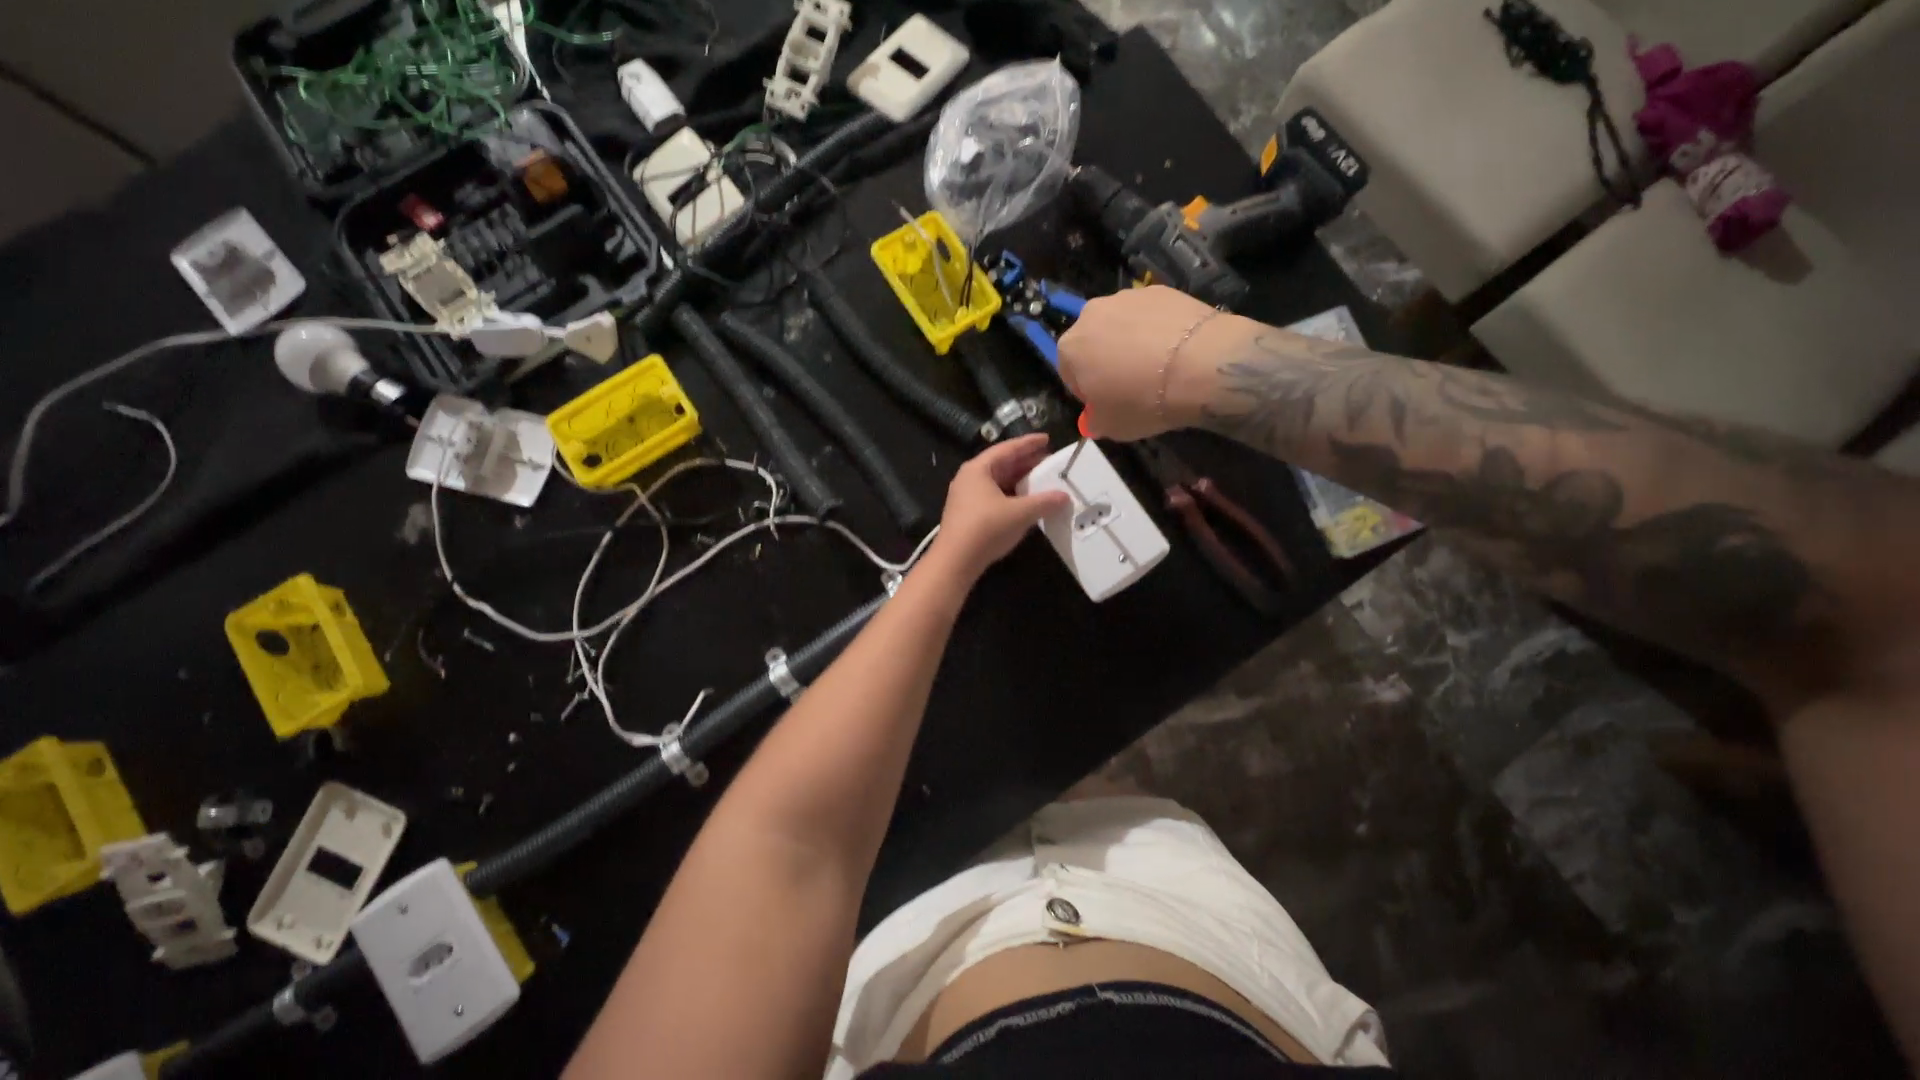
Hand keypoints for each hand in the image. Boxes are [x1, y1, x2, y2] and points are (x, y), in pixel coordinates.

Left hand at [926, 434, 1070, 581]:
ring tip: (1041, 479)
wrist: (955, 561)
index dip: (1028, 443)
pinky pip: (994, 495)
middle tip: (1049, 460)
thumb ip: (1044, 502)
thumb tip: (1064, 497)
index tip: (1047, 439)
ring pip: (998, 481)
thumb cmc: (986, 528)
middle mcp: (969, 478)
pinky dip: (1011, 494)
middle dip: (1026, 462)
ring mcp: (967, 496)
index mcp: (978, 469)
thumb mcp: (1020, 513)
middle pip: (1002, 463)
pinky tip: (1026, 501)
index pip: (1007, 449)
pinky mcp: (968, 513)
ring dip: (1019, 479)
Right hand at [1057, 286, 1244, 439]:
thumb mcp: (1110, 426)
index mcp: (1070, 348)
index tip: (1108, 402)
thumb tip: (1094, 417)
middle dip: (1107, 359)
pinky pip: (1152, 314)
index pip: (1069, 372)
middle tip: (1133, 383)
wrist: (1200, 365)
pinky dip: (1158, 329)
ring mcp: (1126, 297)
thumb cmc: (1143, 400)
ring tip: (1159, 365)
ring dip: (1132, 341)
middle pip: (1094, 341)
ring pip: (1122, 324)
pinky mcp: (1160, 289)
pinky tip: (1177, 349)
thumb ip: (1094, 420)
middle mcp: (1091, 314)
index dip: (1088, 391)